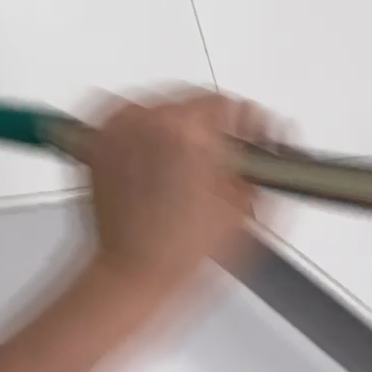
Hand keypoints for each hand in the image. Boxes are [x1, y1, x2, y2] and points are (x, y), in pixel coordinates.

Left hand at [80, 90, 274, 302]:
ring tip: (182, 162)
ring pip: (157, 105)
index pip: (226, 103)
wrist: (132, 270)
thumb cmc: (181, 252)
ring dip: (174, 125)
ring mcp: (118, 125)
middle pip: (190, 101)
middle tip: (218, 156)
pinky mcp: (96, 136)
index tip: (250, 137)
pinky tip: (151, 151)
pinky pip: (123, 113)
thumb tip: (275, 142)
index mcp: (189, 131)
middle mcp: (149, 119)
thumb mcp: (245, 209)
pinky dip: (138, 125)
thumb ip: (266, 167)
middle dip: (209, 126)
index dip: (245, 124)